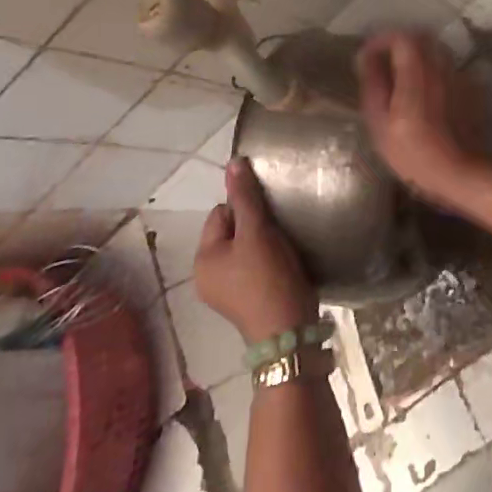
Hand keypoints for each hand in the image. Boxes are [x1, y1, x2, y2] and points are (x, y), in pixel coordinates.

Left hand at [193, 159, 317, 342]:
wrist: (288, 329)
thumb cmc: (268, 277)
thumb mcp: (257, 233)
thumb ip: (245, 198)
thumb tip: (233, 162)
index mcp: (202, 259)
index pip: (220, 214)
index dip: (246, 210)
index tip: (268, 220)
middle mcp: (206, 276)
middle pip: (232, 231)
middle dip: (255, 227)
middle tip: (278, 233)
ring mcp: (225, 291)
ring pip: (244, 249)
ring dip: (263, 243)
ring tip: (283, 248)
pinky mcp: (246, 301)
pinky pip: (253, 267)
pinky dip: (267, 261)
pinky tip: (283, 265)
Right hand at [356, 31, 486, 202]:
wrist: (459, 171)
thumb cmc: (413, 152)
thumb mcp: (380, 122)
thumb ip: (374, 84)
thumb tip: (366, 57)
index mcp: (417, 74)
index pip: (403, 37)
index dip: (382, 40)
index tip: (368, 54)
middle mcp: (441, 68)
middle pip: (422, 38)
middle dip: (400, 43)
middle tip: (383, 62)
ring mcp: (459, 77)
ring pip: (437, 51)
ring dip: (417, 56)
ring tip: (401, 77)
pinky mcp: (470, 89)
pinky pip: (448, 68)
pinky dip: (432, 70)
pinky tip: (423, 92)